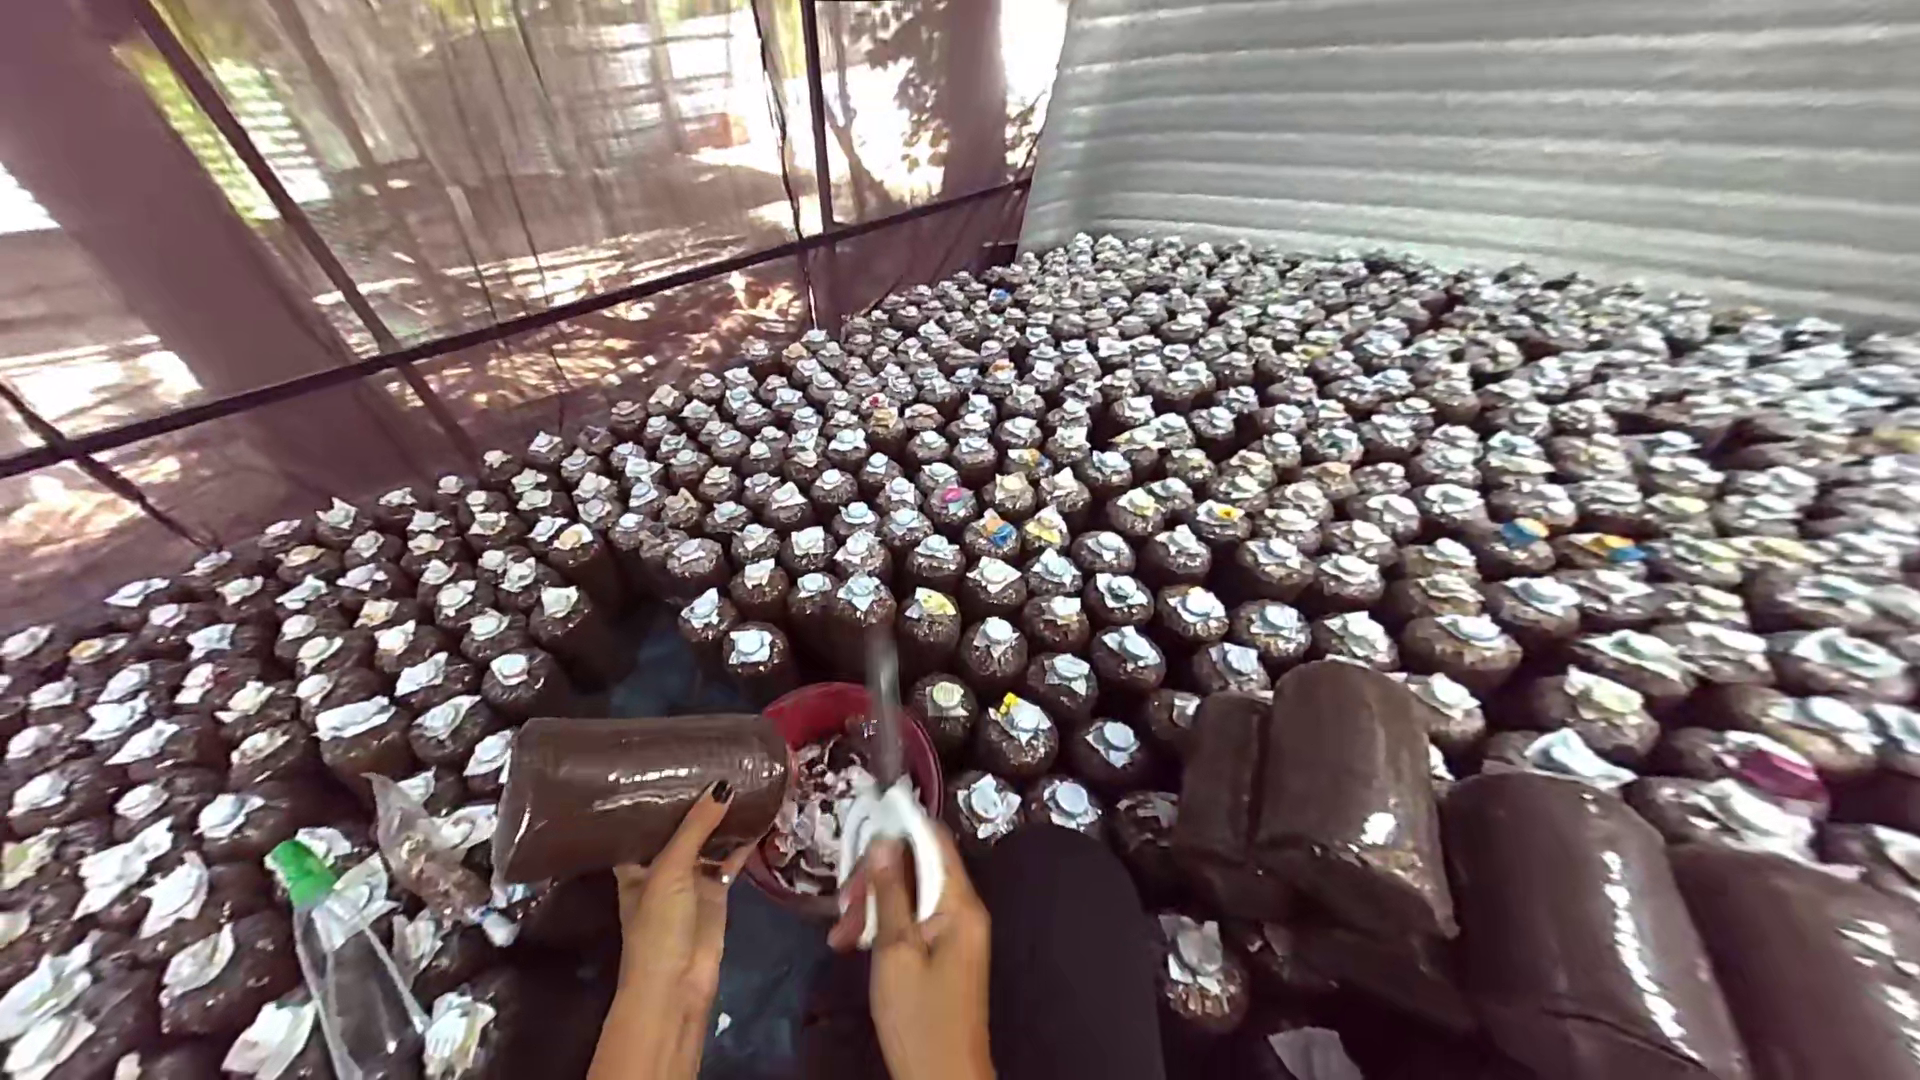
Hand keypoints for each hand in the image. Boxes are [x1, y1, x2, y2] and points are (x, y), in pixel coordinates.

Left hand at [588, 782, 755, 1079]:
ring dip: (726, 815)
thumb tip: (723, 785)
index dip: (656, 794)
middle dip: (699, 799)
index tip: (674, 762)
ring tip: (745, 777)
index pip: (642, 819)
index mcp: (636, 860)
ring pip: (711, 836)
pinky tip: (763, 812)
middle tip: (719, 759)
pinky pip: (733, 854)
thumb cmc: (658, 924)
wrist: (677, 982)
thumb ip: (695, 826)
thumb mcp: (670, 869)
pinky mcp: (717, 887)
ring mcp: (692, 875)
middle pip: (682, 824)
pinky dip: (747, 837)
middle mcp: (663, 864)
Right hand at [829, 827, 994, 1079]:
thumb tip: (883, 839)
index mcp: (960, 902)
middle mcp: (963, 907)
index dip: (904, 823)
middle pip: (919, 866)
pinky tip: (853, 943)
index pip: (936, 840)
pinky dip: (885, 924)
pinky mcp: (944, 948)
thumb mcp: (895, 951)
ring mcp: (954, 928)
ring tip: (840, 934)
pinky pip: (914, 917)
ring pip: (911, 893)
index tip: (869, 818)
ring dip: (873, 904)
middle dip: (876, 877)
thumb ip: (890, 892)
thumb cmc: (919, 1018)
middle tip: (842, 901)